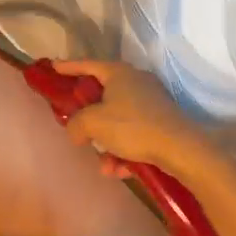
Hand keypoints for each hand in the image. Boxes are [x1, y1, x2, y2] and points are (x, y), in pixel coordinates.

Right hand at [54, 60, 200, 171]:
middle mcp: (136, 82)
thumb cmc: (132, 127)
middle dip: (89, 117)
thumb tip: (75, 130)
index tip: (54, 68)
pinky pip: (134, 134)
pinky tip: (120, 171)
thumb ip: (76, 124)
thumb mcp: (93, 123)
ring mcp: (152, 102)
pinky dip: (124, 151)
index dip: (68, 66)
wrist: (181, 149)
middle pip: (104, 94)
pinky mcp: (162, 122)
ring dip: (108, 143)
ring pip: (119, 120)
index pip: (88, 65)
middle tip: (77, 125)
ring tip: (105, 165)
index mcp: (119, 73)